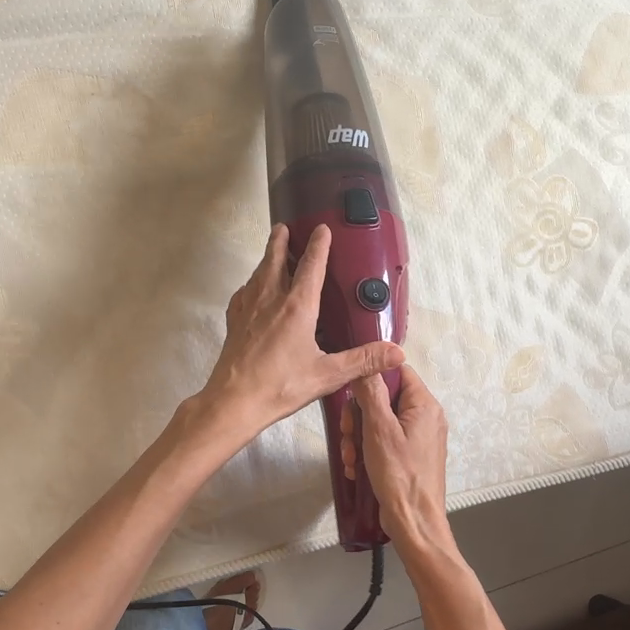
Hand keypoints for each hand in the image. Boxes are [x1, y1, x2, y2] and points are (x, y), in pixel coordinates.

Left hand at [196, 224, 403, 440]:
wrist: (232, 402)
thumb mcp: (327, 375)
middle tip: (285, 227)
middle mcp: (270, 300)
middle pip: (275, 259)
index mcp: (296, 307)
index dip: (319, 244)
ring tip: (273, 252)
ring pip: (258, 273)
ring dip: (267, 259)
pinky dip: (252, 283)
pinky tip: (254, 291)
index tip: (322, 229)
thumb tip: (396, 353)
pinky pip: (244, 293)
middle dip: (281, 241)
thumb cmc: (280, 387)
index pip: (310, 265)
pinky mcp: (234, 323)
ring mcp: (248, 309)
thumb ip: (362, 360)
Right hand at [343, 366, 452, 557]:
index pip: (397, 371)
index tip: (351, 394)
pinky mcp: (409, 457)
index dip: (372, 379)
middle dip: (359, 417)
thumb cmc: (398, 473)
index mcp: (424, 404)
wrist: (413, 522)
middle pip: (384, 399)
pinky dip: (368, 453)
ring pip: (380, 423)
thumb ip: (370, 393)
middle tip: (347, 434)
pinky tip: (357, 468)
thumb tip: (366, 364)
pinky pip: (384, 443)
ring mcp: (418, 438)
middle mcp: (425, 417)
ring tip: (351, 458)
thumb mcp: (379, 429)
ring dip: (359, 438)